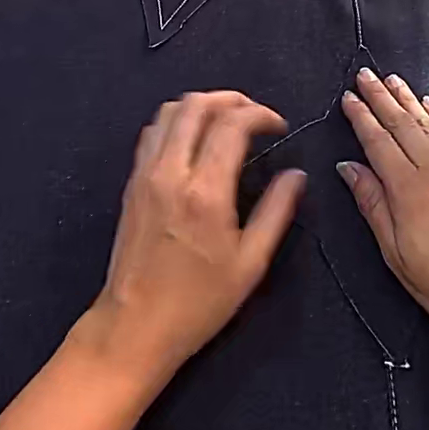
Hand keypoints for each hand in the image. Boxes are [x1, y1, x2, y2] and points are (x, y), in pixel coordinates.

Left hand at [76, 91, 306, 377]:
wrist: (132, 330)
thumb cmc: (198, 302)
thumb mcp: (251, 262)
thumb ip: (277, 210)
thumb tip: (296, 174)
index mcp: (205, 191)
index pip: (233, 123)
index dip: (262, 114)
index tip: (278, 127)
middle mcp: (170, 173)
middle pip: (197, 105)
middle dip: (232, 99)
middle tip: (255, 115)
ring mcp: (145, 175)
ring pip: (170, 111)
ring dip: (203, 106)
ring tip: (227, 121)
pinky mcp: (131, 184)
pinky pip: (153, 132)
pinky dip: (178, 122)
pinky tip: (195, 140)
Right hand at [336, 69, 428, 352]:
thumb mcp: (398, 256)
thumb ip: (373, 205)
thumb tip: (351, 170)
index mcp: (409, 189)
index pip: (377, 141)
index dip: (361, 117)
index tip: (349, 98)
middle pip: (401, 123)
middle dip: (380, 96)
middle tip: (365, 75)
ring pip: (428, 122)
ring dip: (408, 98)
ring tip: (392, 80)